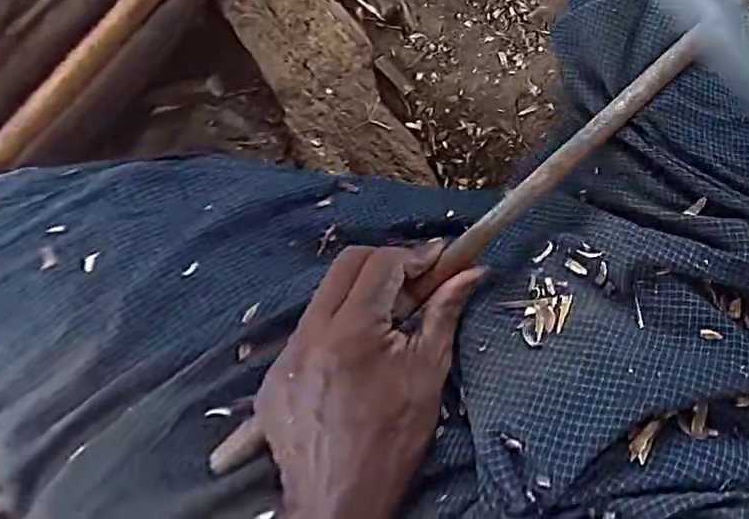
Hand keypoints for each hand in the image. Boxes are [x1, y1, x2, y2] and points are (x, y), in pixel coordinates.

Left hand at [256, 243, 483, 518]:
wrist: (340, 503)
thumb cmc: (394, 433)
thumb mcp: (430, 365)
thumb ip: (446, 308)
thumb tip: (473, 270)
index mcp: (349, 333)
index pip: (381, 262)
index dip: (417, 255)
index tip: (443, 262)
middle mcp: (308, 339)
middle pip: (346, 265)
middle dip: (388, 262)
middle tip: (418, 282)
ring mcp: (284, 360)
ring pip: (326, 294)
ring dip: (365, 290)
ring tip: (396, 316)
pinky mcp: (274, 381)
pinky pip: (310, 328)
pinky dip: (343, 320)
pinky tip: (365, 347)